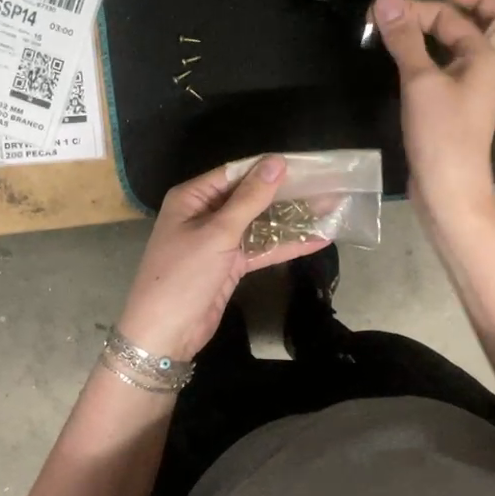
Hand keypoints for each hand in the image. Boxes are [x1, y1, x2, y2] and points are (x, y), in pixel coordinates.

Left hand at [115, 155, 328, 361]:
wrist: (165, 333)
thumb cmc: (184, 275)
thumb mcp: (217, 233)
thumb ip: (250, 198)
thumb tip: (276, 161)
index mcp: (192, 198)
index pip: (235, 173)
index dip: (268, 168)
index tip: (305, 164)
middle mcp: (205, 214)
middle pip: (250, 198)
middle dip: (286, 194)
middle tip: (325, 186)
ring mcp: (219, 241)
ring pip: (260, 224)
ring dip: (291, 220)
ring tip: (330, 209)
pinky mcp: (230, 265)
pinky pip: (261, 249)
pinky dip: (286, 245)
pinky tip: (316, 239)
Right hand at [371, 0, 494, 223]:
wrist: (450, 190)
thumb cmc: (442, 135)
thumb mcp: (420, 82)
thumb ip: (404, 39)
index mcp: (489, 57)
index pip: (456, 16)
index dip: (422, 7)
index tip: (389, 11)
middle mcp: (490, 67)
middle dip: (475, 0)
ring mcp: (476, 88)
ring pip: (478, 43)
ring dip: (456, 26)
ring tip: (422, 21)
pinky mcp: (460, 105)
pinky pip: (457, 65)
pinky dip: (441, 51)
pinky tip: (415, 56)